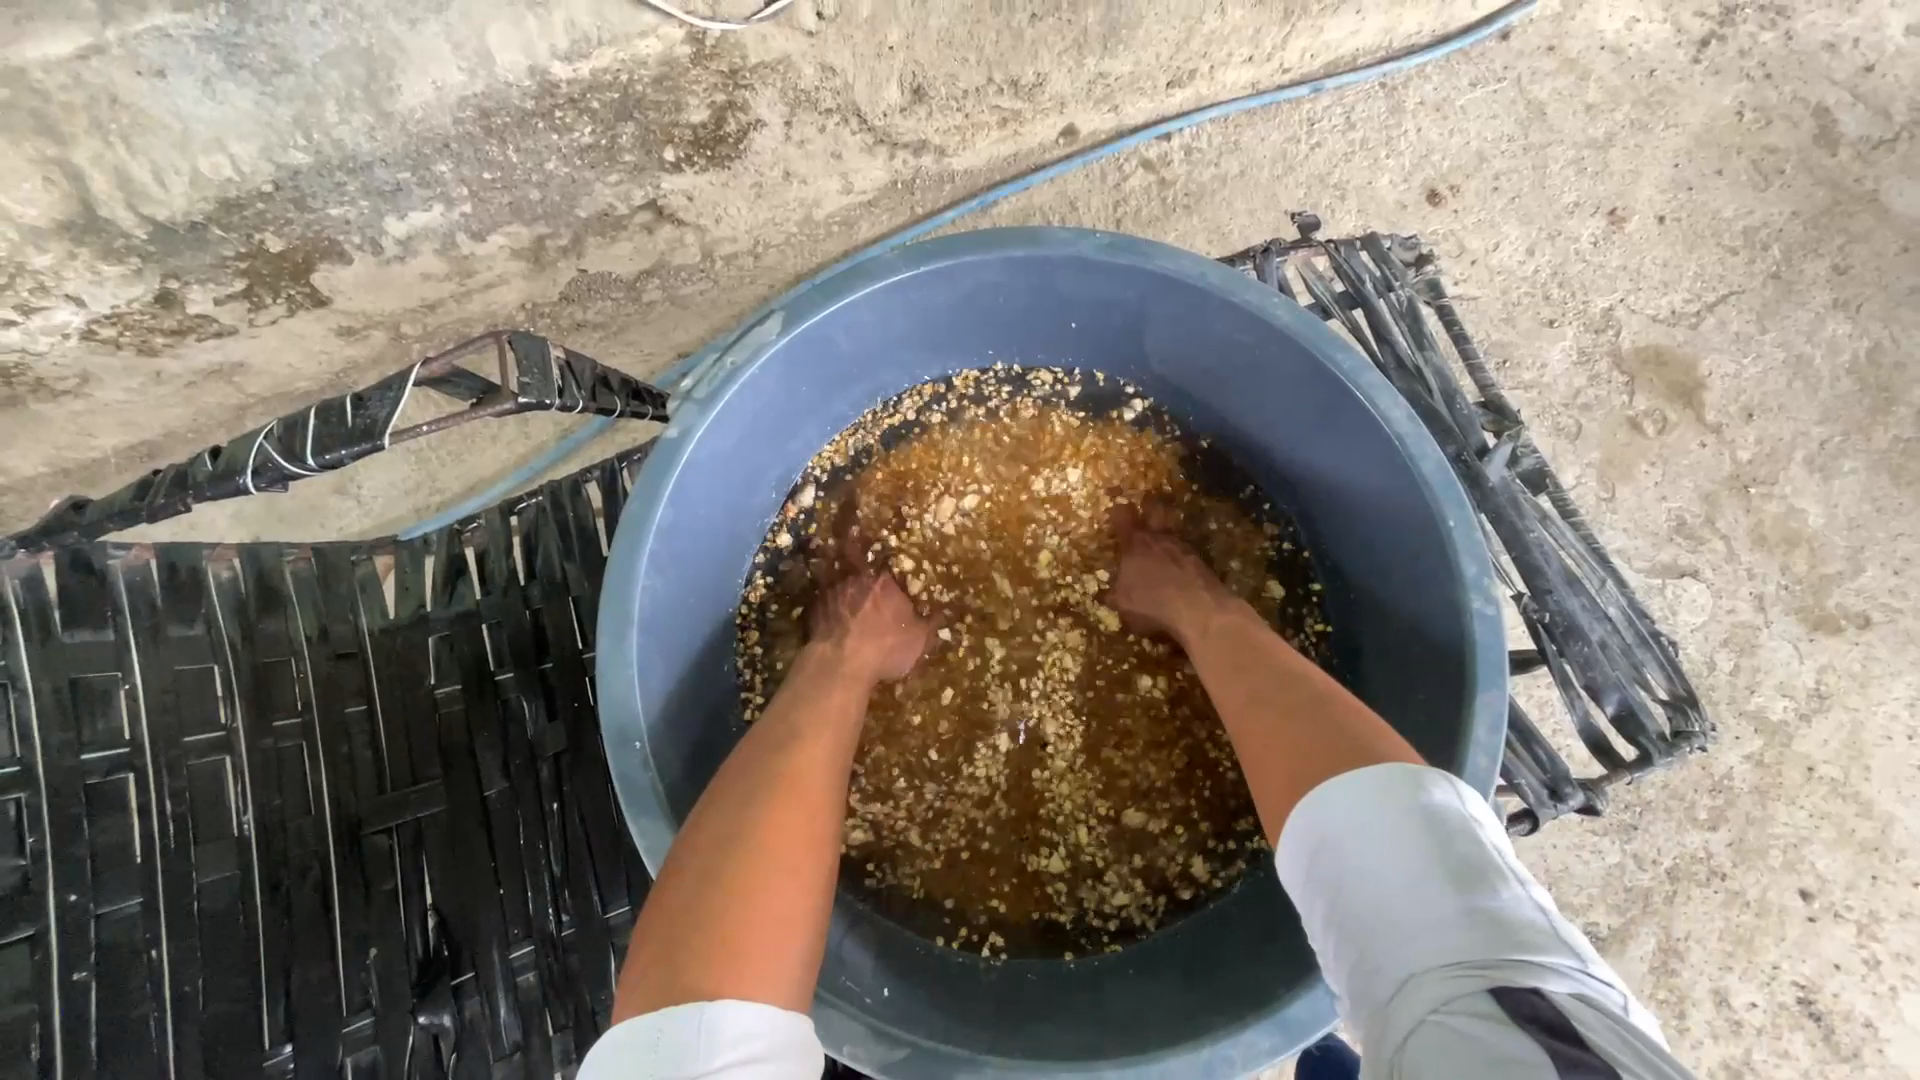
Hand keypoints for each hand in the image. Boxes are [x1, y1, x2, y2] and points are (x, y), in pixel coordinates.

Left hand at [808, 569, 933, 686]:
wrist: (842, 662)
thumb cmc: (887, 646)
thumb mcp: (920, 638)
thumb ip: (930, 622)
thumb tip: (942, 612)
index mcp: (886, 581)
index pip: (893, 572)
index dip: (895, 585)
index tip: (897, 597)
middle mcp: (858, 578)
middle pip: (866, 579)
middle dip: (871, 591)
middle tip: (876, 607)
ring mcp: (833, 592)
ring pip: (845, 592)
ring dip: (850, 602)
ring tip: (855, 619)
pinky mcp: (814, 610)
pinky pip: (827, 609)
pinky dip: (832, 616)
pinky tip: (837, 631)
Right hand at [1106, 504, 1239, 644]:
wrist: (1199, 611)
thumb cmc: (1153, 604)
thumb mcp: (1124, 605)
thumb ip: (1115, 595)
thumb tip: (1108, 595)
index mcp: (1134, 544)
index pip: (1122, 515)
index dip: (1117, 511)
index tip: (1114, 512)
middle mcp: (1159, 538)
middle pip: (1155, 508)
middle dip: (1148, 505)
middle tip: (1143, 507)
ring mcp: (1182, 547)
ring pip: (1172, 528)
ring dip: (1166, 529)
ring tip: (1160, 540)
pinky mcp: (1200, 560)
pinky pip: (1185, 549)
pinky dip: (1179, 554)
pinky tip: (1177, 566)